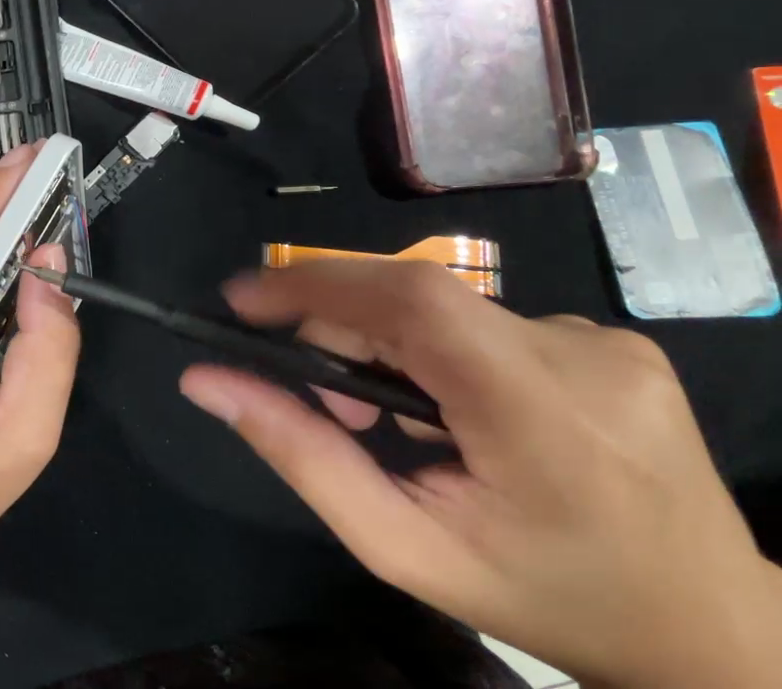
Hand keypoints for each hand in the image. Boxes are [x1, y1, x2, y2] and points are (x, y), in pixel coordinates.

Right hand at [180, 260, 781, 688]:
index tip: (242, 301)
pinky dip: (436, 351)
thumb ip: (300, 455)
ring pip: (445, 309)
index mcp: (544, 419)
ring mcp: (610, 345)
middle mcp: (586, 358)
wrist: (709, 632)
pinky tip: (449, 411)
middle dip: (341, 329)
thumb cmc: (543, 598)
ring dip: (388, 345)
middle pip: (418, 300)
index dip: (316, 283)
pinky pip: (483, 321)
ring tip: (390, 420)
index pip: (415, 302)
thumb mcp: (403, 547)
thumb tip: (205, 381)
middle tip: (326, 400)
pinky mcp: (614, 343)